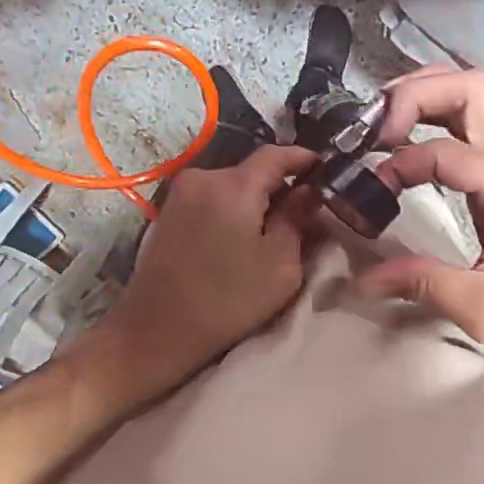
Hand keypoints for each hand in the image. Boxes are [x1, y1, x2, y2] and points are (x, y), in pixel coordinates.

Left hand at [85, 146, 319, 400]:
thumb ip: (297, 219)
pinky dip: (231, 211)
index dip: (306, 159)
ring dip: (255, 201)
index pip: (277, 154)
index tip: (328, 173)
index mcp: (233, 185)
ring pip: (231, 186)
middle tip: (307, 213)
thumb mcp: (279, 265)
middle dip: (281, 186)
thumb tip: (308, 190)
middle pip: (252, 171)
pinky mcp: (167, 213)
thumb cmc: (226, 301)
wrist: (156, 330)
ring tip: (275, 230)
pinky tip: (241, 237)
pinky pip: (211, 200)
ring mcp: (179, 194)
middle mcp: (202, 177)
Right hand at [360, 67, 483, 370]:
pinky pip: (480, 123)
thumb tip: (364, 277)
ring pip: (479, 96)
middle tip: (371, 127)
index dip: (402, 163)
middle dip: (415, 95)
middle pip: (474, 89)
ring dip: (427, 99)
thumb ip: (421, 282)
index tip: (373, 191)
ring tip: (383, 127)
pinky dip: (438, 120)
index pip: (450, 150)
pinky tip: (410, 144)